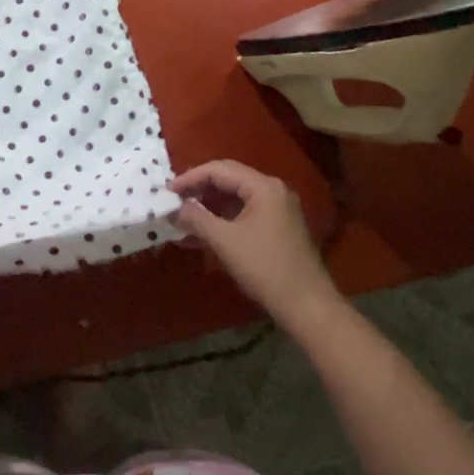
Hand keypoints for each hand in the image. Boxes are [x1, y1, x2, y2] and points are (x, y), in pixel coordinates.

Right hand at [169, 160, 338, 326]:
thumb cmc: (264, 267)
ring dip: (208, 207)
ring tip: (182, 219)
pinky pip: (243, 213)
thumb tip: (173, 209)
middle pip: (228, 179)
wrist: (306, 304)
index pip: (218, 170)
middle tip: (173, 201)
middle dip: (198, 190)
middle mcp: (273, 190)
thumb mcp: (224, 241)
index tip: (167, 192)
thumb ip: (196, 218)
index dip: (189, 178)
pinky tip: (200, 235)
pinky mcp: (277, 226)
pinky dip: (221, 220)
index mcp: (263, 187)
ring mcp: (277, 208)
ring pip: (234, 198)